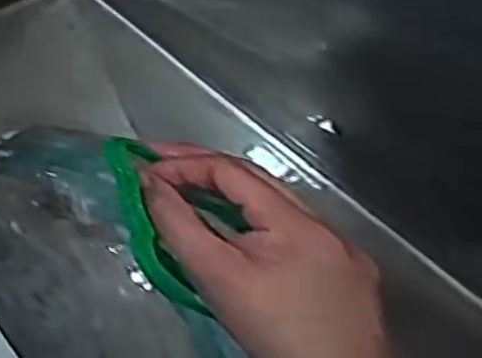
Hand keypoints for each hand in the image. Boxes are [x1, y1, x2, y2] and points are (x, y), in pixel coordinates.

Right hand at [141, 145, 387, 357]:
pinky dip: (244, 209)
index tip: (145, 173)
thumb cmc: (271, 326)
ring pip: (270, 198)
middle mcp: (329, 231)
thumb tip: (144, 177)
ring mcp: (342, 252)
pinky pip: (284, 222)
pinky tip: (220, 218)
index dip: (181, 164)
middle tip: (154, 160)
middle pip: (253, 176)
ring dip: (221, 186)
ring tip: (180, 185)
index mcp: (301, 227)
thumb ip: (171, 215)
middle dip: (198, 164)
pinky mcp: (343, 271)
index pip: (229, 171)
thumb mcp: (210, 269)